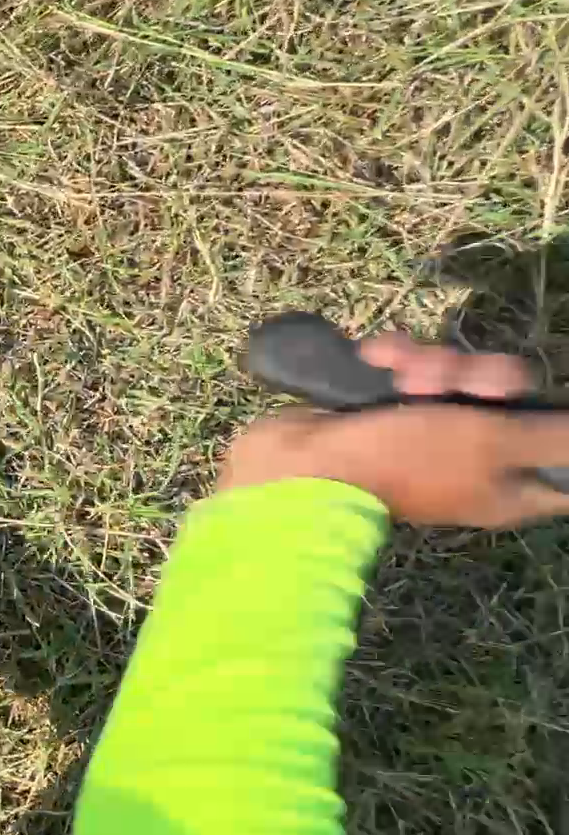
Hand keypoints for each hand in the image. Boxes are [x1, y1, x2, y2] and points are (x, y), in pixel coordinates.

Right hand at [220, 331, 568, 528]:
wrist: (292, 464)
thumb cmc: (395, 460)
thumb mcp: (494, 443)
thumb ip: (560, 435)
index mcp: (503, 482)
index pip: (558, 451)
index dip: (552, 416)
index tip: (523, 402)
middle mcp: (465, 457)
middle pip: (504, 399)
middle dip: (481, 376)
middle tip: (459, 381)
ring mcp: (415, 432)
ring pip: (450, 378)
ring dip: (431, 362)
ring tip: (402, 369)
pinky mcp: (371, 409)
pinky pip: (399, 371)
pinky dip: (390, 356)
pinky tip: (375, 352)